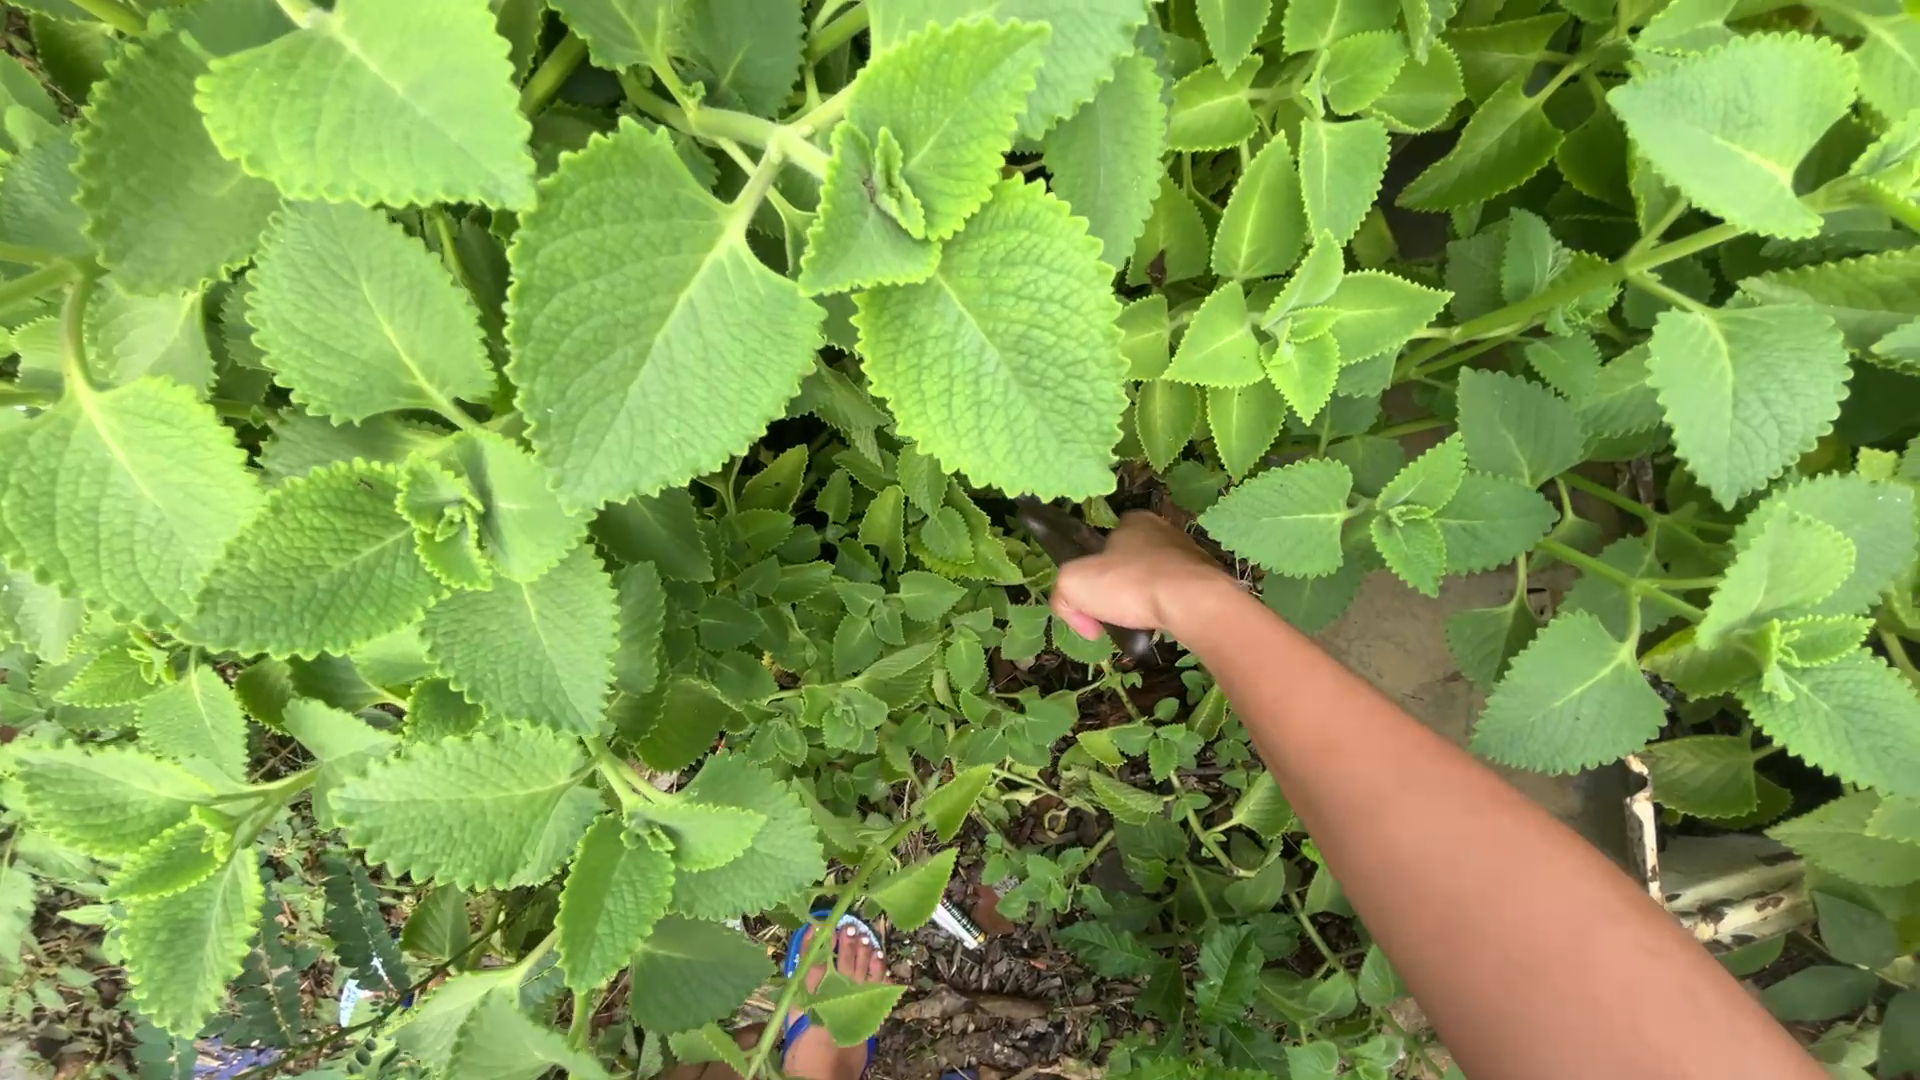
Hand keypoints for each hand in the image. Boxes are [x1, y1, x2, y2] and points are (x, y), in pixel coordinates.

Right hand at [1050, 511, 1234, 638]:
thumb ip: (1062, 595)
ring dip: (1142, 603)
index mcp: (1133, 521)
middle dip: (1116, 591)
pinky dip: (1166, 611)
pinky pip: (1177, 597)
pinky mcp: (1207, 581)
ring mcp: (1189, 555)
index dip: (1090, 573)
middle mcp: (1164, 531)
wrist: (1194, 603)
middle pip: (1127, 565)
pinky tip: (1162, 625)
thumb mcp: (1073, 583)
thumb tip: (1079, 617)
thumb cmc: (1130, 584)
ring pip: (1153, 581)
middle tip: (1110, 617)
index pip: (1103, 544)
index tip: (1090, 602)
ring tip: (1138, 625)